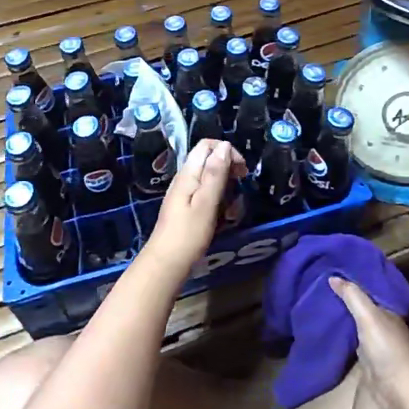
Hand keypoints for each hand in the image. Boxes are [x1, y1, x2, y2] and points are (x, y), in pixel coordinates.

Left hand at [140, 139, 244, 276]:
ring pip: (209, 178)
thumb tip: (225, 146)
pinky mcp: (186, 206)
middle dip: (228, 169)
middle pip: (209, 159)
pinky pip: (205, 193)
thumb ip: (215, 173)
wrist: (166, 262)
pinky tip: (223, 216)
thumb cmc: (188, 233)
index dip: (228, 151)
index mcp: (188, 173)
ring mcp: (184, 192)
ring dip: (225, 187)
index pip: (207, 145)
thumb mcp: (206, 202)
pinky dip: (217, 199)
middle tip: (241, 186)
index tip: (242, 171)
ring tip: (232, 206)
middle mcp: (184, 178)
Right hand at [330, 276, 408, 408]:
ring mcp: (374, 340)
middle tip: (317, 282)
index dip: (351, 277)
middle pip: (359, 303)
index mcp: (386, 309)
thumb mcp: (368, 316)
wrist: (398, 390)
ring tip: (317, 300)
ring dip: (340, 313)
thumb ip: (352, 296)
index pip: (367, 287)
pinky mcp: (366, 357)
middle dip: (343, 294)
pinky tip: (325, 325)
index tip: (330, 267)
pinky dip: (339, 331)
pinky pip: (350, 337)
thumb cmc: (387, 348)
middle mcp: (381, 322)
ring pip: (353, 320)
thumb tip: (333, 277)